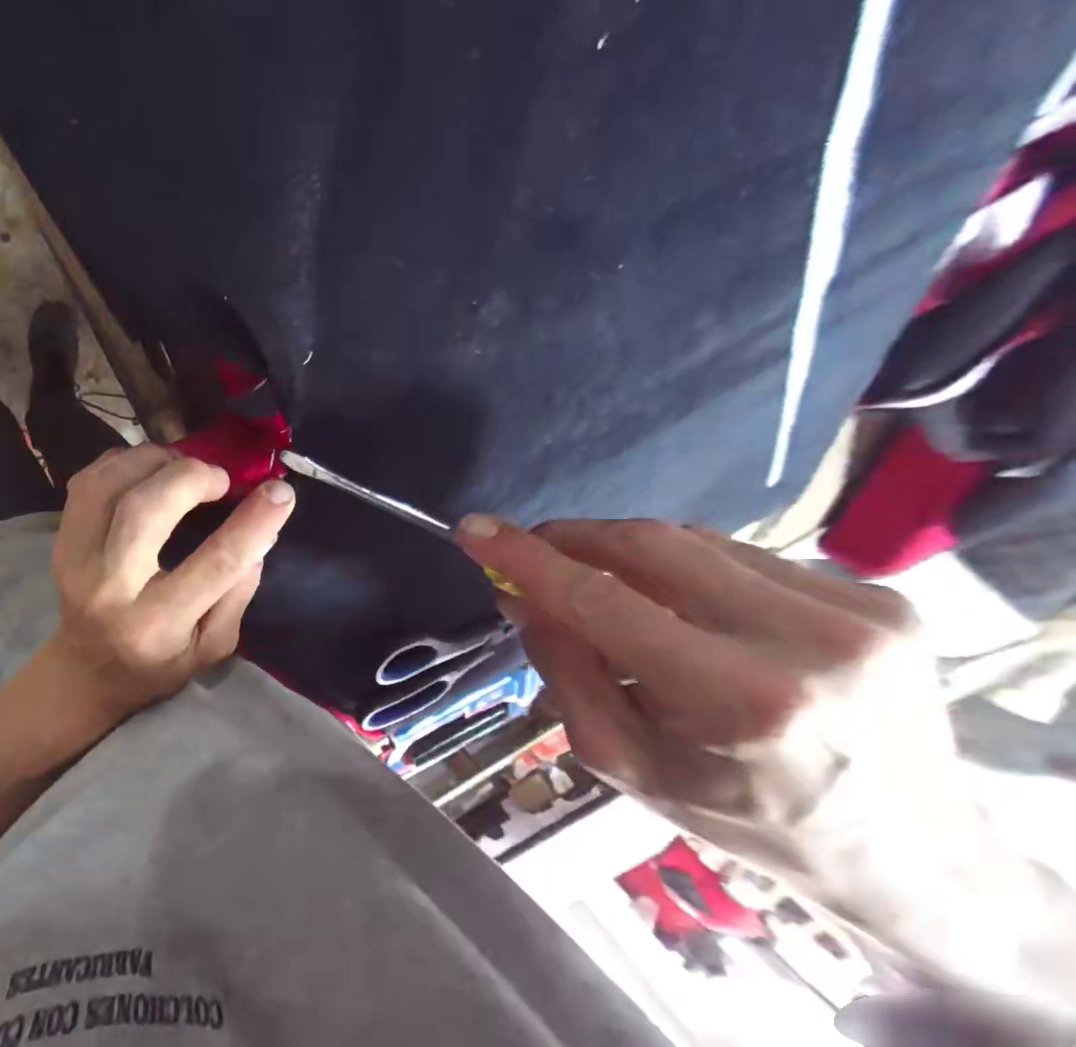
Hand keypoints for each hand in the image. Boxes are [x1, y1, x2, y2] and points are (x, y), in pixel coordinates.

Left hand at [44, 445, 295, 723]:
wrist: (84, 669)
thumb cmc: (156, 663)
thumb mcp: (211, 647)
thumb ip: (237, 594)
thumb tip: (259, 531)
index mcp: (156, 625)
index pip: (213, 564)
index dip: (252, 523)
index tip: (279, 492)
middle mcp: (109, 589)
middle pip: (144, 511)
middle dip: (191, 477)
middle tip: (220, 478)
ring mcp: (76, 559)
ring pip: (108, 485)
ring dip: (154, 461)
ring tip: (184, 467)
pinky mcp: (60, 539)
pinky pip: (88, 481)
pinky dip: (123, 463)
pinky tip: (149, 469)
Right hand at [453, 515, 952, 879]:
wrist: (910, 853)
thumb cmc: (737, 815)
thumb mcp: (620, 758)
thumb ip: (564, 668)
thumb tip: (520, 595)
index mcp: (733, 700)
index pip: (601, 601)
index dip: (526, 559)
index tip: (474, 530)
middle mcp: (805, 642)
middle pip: (651, 546)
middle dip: (572, 538)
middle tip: (528, 550)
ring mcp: (855, 612)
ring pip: (694, 541)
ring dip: (625, 552)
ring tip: (601, 584)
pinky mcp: (881, 597)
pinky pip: (742, 555)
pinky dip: (686, 567)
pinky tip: (680, 603)